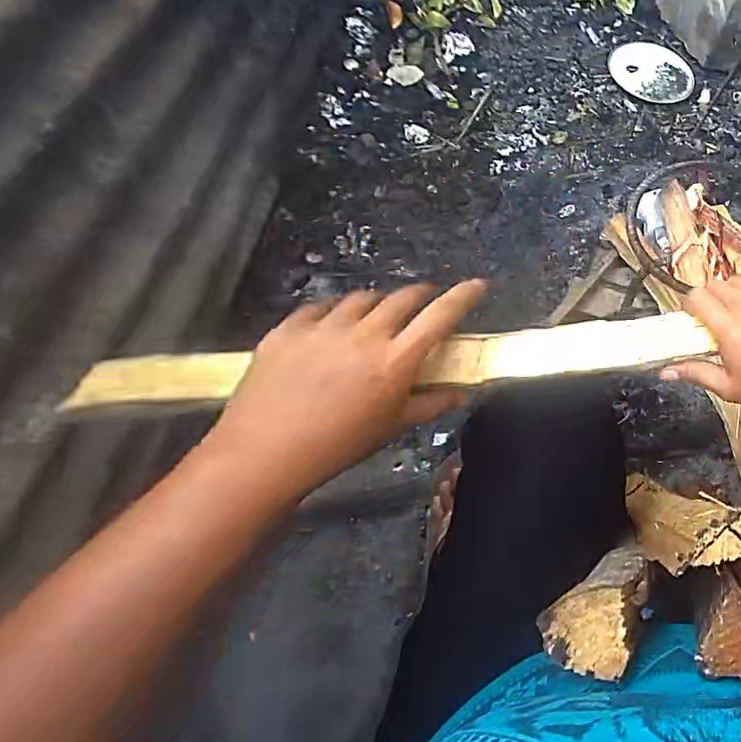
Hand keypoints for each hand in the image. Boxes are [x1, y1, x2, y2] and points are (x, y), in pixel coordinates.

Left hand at [193, 281, 487, 501]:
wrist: (262, 456)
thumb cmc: (338, 446)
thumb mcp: (392, 426)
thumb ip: (431, 404)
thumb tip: (461, 394)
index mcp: (395, 360)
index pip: (440, 316)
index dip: (463, 296)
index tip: (478, 285)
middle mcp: (364, 335)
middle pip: (402, 297)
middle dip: (420, 294)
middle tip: (424, 300)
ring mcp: (323, 328)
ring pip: (360, 299)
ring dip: (376, 303)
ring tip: (373, 316)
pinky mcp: (288, 330)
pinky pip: (318, 308)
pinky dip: (333, 312)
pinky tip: (331, 326)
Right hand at [660, 274, 740, 411]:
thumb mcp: (730, 387)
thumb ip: (696, 373)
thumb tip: (665, 372)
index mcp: (730, 329)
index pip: (696, 297)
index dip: (692, 306)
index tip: (698, 319)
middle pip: (716, 284)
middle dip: (713, 299)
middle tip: (722, 319)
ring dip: (736, 291)